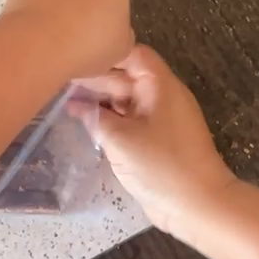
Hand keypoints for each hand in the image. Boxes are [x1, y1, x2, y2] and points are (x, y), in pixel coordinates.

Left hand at [0, 0, 134, 79]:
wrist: (38, 41)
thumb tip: (119, 37)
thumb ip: (123, 34)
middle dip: (87, 0)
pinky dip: (41, 7)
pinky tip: (41, 31)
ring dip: (62, 2)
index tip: (106, 29)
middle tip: (85, 31)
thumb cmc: (91, 40)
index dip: (113, 9)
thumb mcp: (122, 46)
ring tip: (60, 34)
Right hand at [75, 46, 237, 237]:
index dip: (105, 53)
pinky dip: (108, 119)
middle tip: (60, 84)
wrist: (197, 205)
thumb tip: (74, 104)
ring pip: (124, 100)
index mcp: (160, 86)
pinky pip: (128, 120)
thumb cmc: (161, 166)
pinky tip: (85, 123)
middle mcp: (160, 96)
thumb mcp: (120, 139)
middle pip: (125, 77)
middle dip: (95, 80)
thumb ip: (94, 117)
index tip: (75, 59)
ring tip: (66, 103)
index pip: (132, 54)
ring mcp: (158, 119)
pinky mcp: (155, 139)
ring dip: (99, 101)